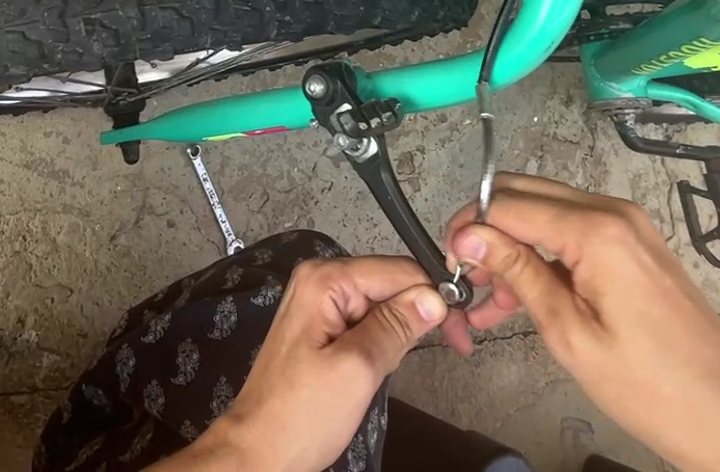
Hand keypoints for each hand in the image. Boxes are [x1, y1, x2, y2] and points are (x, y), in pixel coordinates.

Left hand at [156, 255, 447, 471]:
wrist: (259, 450)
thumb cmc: (302, 413)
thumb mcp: (357, 368)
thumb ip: (395, 327)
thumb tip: (434, 297)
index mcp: (324, 279)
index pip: (396, 270)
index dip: (434, 296)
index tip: (461, 331)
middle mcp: (319, 280)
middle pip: (388, 281)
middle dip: (421, 311)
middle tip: (455, 346)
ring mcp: (318, 302)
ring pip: (380, 302)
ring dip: (404, 327)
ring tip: (413, 357)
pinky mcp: (320, 325)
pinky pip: (365, 319)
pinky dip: (384, 338)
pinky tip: (386, 360)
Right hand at [443, 174, 719, 471]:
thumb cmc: (651, 389)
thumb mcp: (570, 334)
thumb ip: (517, 273)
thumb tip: (466, 235)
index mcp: (596, 229)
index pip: (506, 203)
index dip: (469, 228)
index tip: (449, 264)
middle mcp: (612, 211)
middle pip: (523, 194)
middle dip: (485, 228)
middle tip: (464, 274)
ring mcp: (627, 226)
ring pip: (543, 212)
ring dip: (510, 245)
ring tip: (486, 300)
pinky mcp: (634, 245)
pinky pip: (570, 233)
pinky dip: (541, 256)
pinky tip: (519, 298)